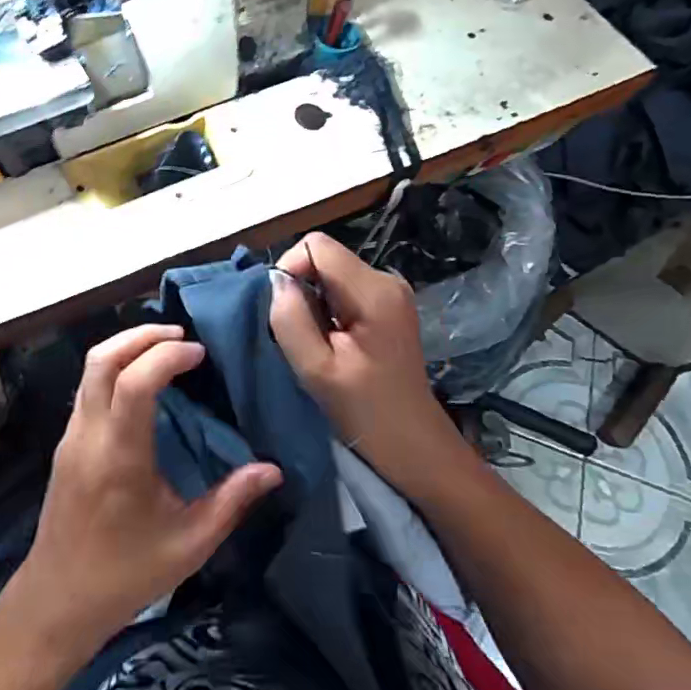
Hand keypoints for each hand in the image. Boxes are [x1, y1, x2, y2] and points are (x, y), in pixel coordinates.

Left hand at [20, 324, 282, 641]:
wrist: (57, 600)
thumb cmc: (125, 575)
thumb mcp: (189, 545)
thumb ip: (231, 502)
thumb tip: (273, 469)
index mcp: (119, 457)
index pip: (133, 382)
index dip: (166, 356)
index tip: (199, 354)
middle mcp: (88, 436)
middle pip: (101, 359)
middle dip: (141, 335)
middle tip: (181, 336)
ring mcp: (71, 437)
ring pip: (89, 369)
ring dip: (126, 348)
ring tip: (167, 350)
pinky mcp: (66, 444)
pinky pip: (88, 388)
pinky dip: (115, 369)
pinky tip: (144, 383)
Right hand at [269, 233, 473, 501]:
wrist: (413, 443)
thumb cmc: (365, 411)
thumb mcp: (316, 370)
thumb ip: (291, 318)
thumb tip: (277, 281)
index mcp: (373, 291)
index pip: (315, 246)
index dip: (290, 271)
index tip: (285, 313)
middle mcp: (386, 280)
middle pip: (324, 258)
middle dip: (302, 290)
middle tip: (302, 337)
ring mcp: (390, 292)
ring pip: (331, 274)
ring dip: (313, 303)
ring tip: (318, 345)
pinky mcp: (388, 306)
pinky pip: (343, 290)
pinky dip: (328, 311)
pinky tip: (333, 345)